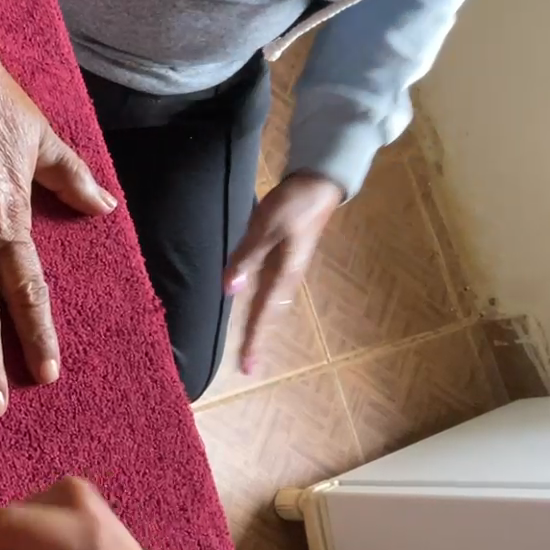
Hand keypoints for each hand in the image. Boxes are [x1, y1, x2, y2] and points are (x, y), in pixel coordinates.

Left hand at [222, 172, 344, 375]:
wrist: (319, 184)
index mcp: (284, 274)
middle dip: (258, 340)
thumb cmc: (292, 205)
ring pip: (270, 306)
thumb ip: (246, 258)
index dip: (254, 340)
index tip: (247, 366)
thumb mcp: (264, 229)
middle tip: (248, 365)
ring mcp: (287, 270)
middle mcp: (287, 279)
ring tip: (250, 346)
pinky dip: (260, 307)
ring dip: (259, 326)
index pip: (263, 314)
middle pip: (269, 316)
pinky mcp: (284, 260)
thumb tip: (230, 290)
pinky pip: (270, 291)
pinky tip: (253, 311)